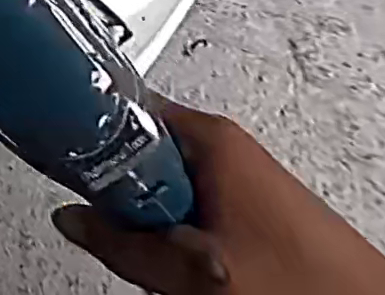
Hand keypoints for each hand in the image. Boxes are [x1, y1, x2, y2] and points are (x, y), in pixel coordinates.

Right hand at [52, 99, 384, 294]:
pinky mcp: (249, 203)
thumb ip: (124, 245)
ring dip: (153, 218)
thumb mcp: (197, 274)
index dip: (91, 137)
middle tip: (132, 233)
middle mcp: (220, 144)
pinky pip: (190, 204)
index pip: (121, 108)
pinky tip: (195, 269)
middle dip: (127, 193)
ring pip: (162, 184)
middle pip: (138, 151)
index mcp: (208, 136)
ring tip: (172, 260)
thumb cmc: (313, 291)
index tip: (73, 166)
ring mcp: (236, 173)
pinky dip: (180, 232)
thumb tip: (71, 219)